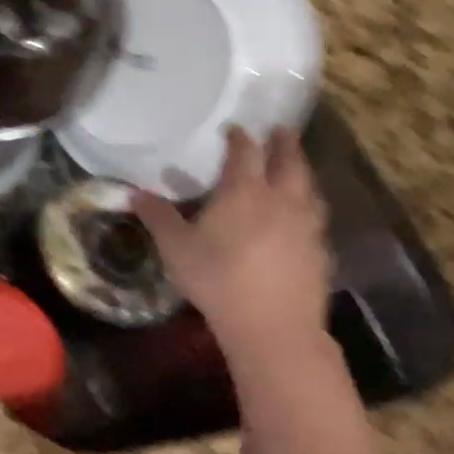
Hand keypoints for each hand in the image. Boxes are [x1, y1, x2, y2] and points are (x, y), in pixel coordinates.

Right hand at [133, 127, 331, 361]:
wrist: (272, 325)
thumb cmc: (216, 278)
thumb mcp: (175, 247)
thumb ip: (157, 216)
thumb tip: (134, 193)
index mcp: (245, 193)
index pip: (245, 155)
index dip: (240, 139)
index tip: (235, 129)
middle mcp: (282, 201)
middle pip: (289, 164)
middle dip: (284, 145)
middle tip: (281, 131)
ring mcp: (306, 226)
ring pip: (309, 189)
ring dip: (302, 173)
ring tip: (295, 169)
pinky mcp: (319, 251)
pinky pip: (316, 217)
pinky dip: (308, 205)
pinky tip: (301, 216)